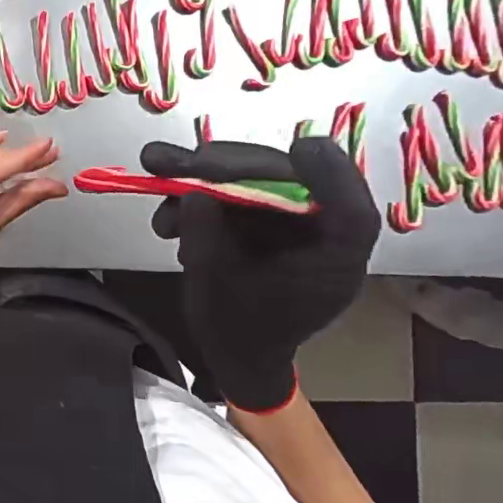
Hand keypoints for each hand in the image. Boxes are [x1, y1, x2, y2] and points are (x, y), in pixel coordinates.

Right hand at [140, 137, 380, 411]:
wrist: (237, 353)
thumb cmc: (239, 332)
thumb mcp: (215, 292)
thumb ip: (206, 243)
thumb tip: (190, 196)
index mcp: (333, 253)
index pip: (348, 208)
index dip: (328, 174)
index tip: (301, 150)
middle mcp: (317, 226)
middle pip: (282, 177)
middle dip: (223, 164)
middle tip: (171, 161)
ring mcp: (286, 216)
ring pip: (252, 174)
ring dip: (198, 173)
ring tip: (154, 168)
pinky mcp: (261, 211)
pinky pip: (232, 188)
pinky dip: (194, 193)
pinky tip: (166, 220)